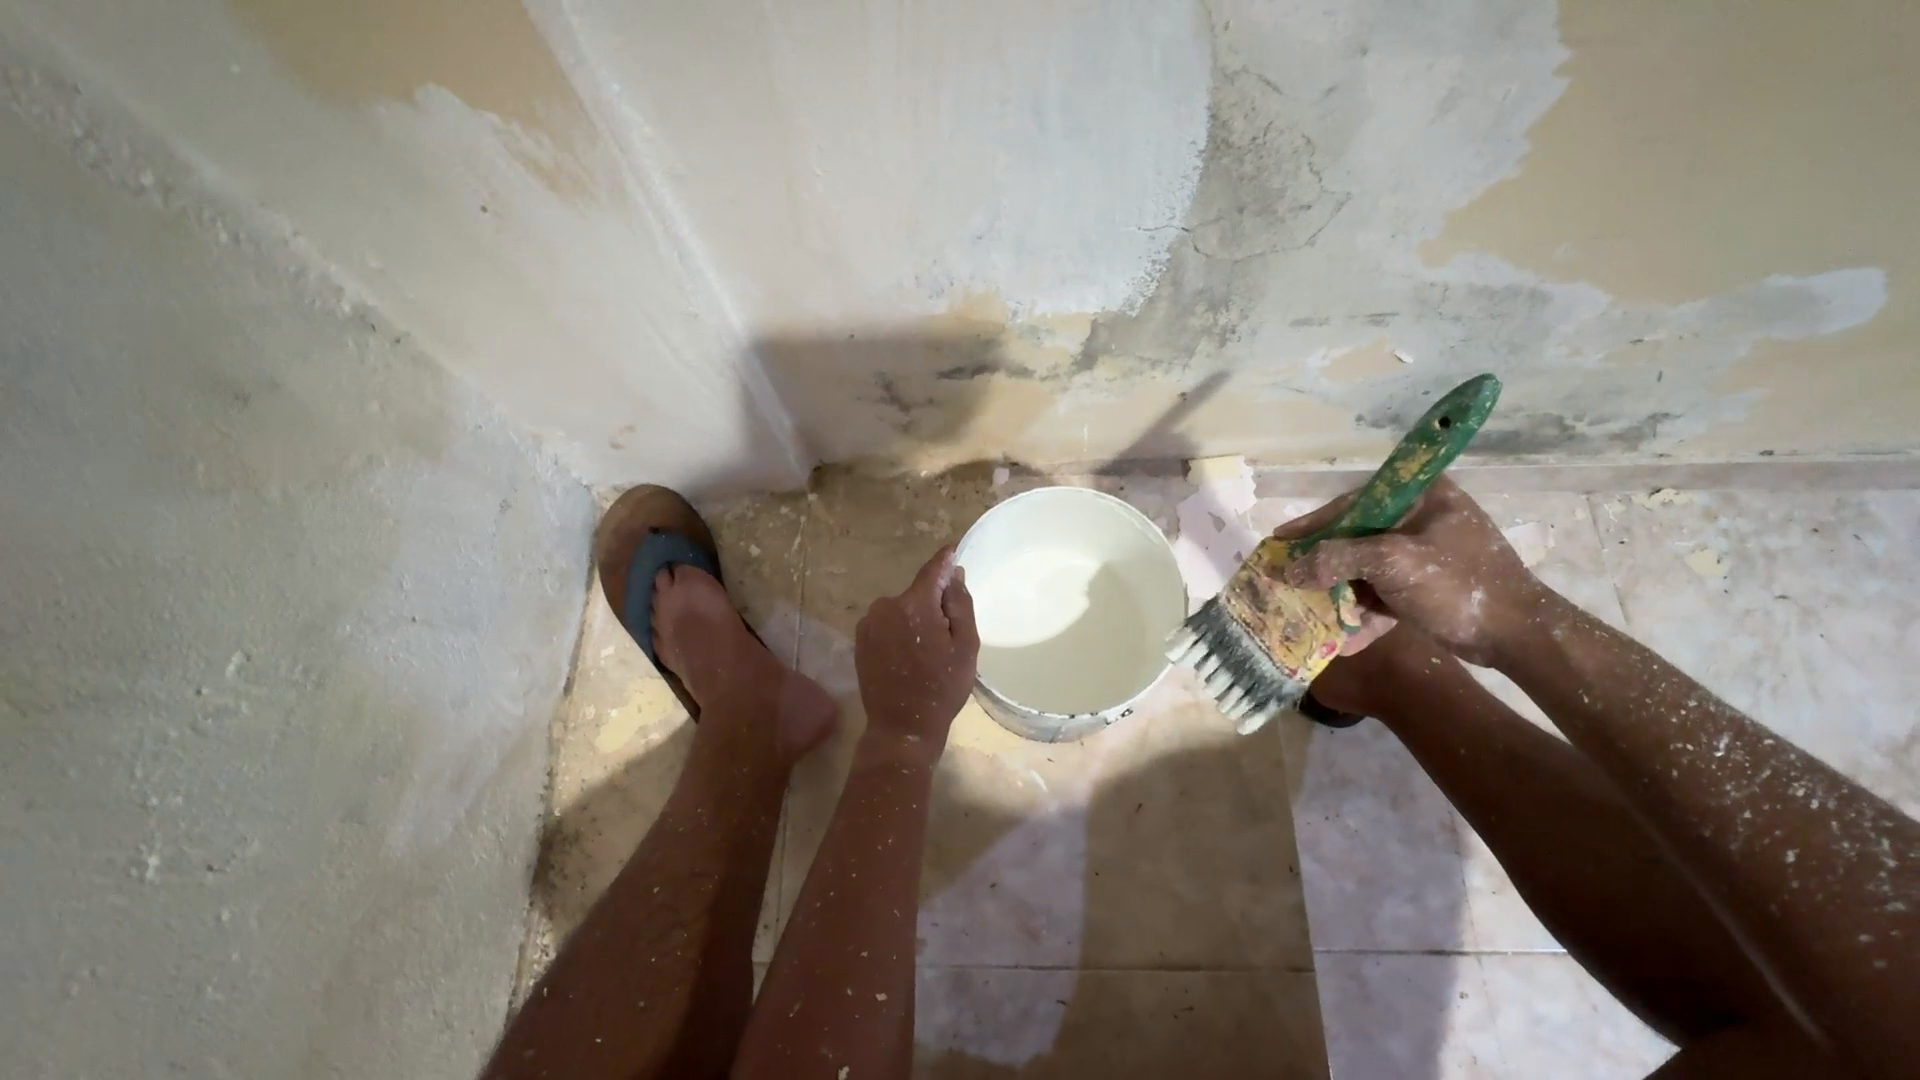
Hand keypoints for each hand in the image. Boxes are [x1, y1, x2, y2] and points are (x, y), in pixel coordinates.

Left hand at [854, 545, 979, 751]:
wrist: (903, 726)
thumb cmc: (942, 687)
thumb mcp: (966, 645)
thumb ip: (960, 604)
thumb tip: (953, 575)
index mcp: (914, 604)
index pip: (933, 570)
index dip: (946, 560)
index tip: (954, 551)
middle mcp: (885, 606)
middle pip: (917, 593)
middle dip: (933, 603)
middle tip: (947, 633)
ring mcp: (868, 623)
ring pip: (901, 609)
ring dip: (914, 618)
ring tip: (926, 650)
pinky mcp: (860, 639)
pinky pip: (886, 624)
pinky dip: (899, 630)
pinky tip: (908, 655)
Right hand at [1273, 475, 1550, 665]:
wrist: (1518, 637)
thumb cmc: (1458, 586)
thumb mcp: (1392, 563)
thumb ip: (1335, 559)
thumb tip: (1288, 570)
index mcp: (1421, 496)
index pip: (1352, 503)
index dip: (1312, 524)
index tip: (1278, 540)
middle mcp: (1421, 519)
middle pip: (1354, 536)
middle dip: (1321, 562)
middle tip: (1286, 575)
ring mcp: (1424, 555)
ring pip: (1364, 566)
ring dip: (1336, 589)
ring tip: (1304, 605)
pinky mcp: (1425, 587)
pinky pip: (1381, 591)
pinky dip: (1360, 610)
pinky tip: (1340, 632)